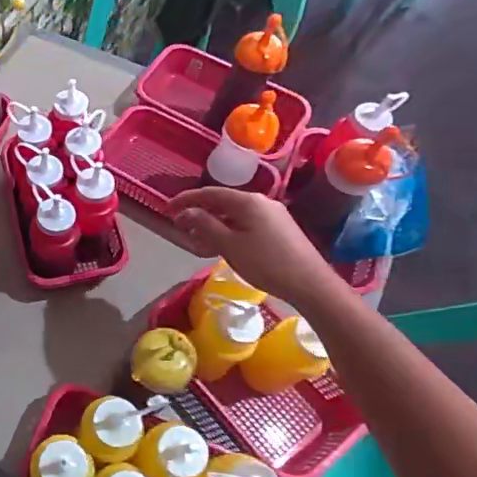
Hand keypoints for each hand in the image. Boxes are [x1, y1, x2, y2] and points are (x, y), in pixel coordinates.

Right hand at [168, 187, 345, 310]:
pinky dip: (228, 231)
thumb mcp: (229, 245)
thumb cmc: (266, 263)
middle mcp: (260, 202)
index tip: (167, 210)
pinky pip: (245, 223)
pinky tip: (222, 247)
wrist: (310, 283)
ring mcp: (271, 214)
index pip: (209, 193)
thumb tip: (186, 212)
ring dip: (212, 225)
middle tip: (180, 229)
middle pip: (221, 202)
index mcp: (247, 202)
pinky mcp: (278, 228)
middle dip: (199, 214)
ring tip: (198, 243)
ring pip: (233, 215)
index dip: (186, 200)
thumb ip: (205, 225)